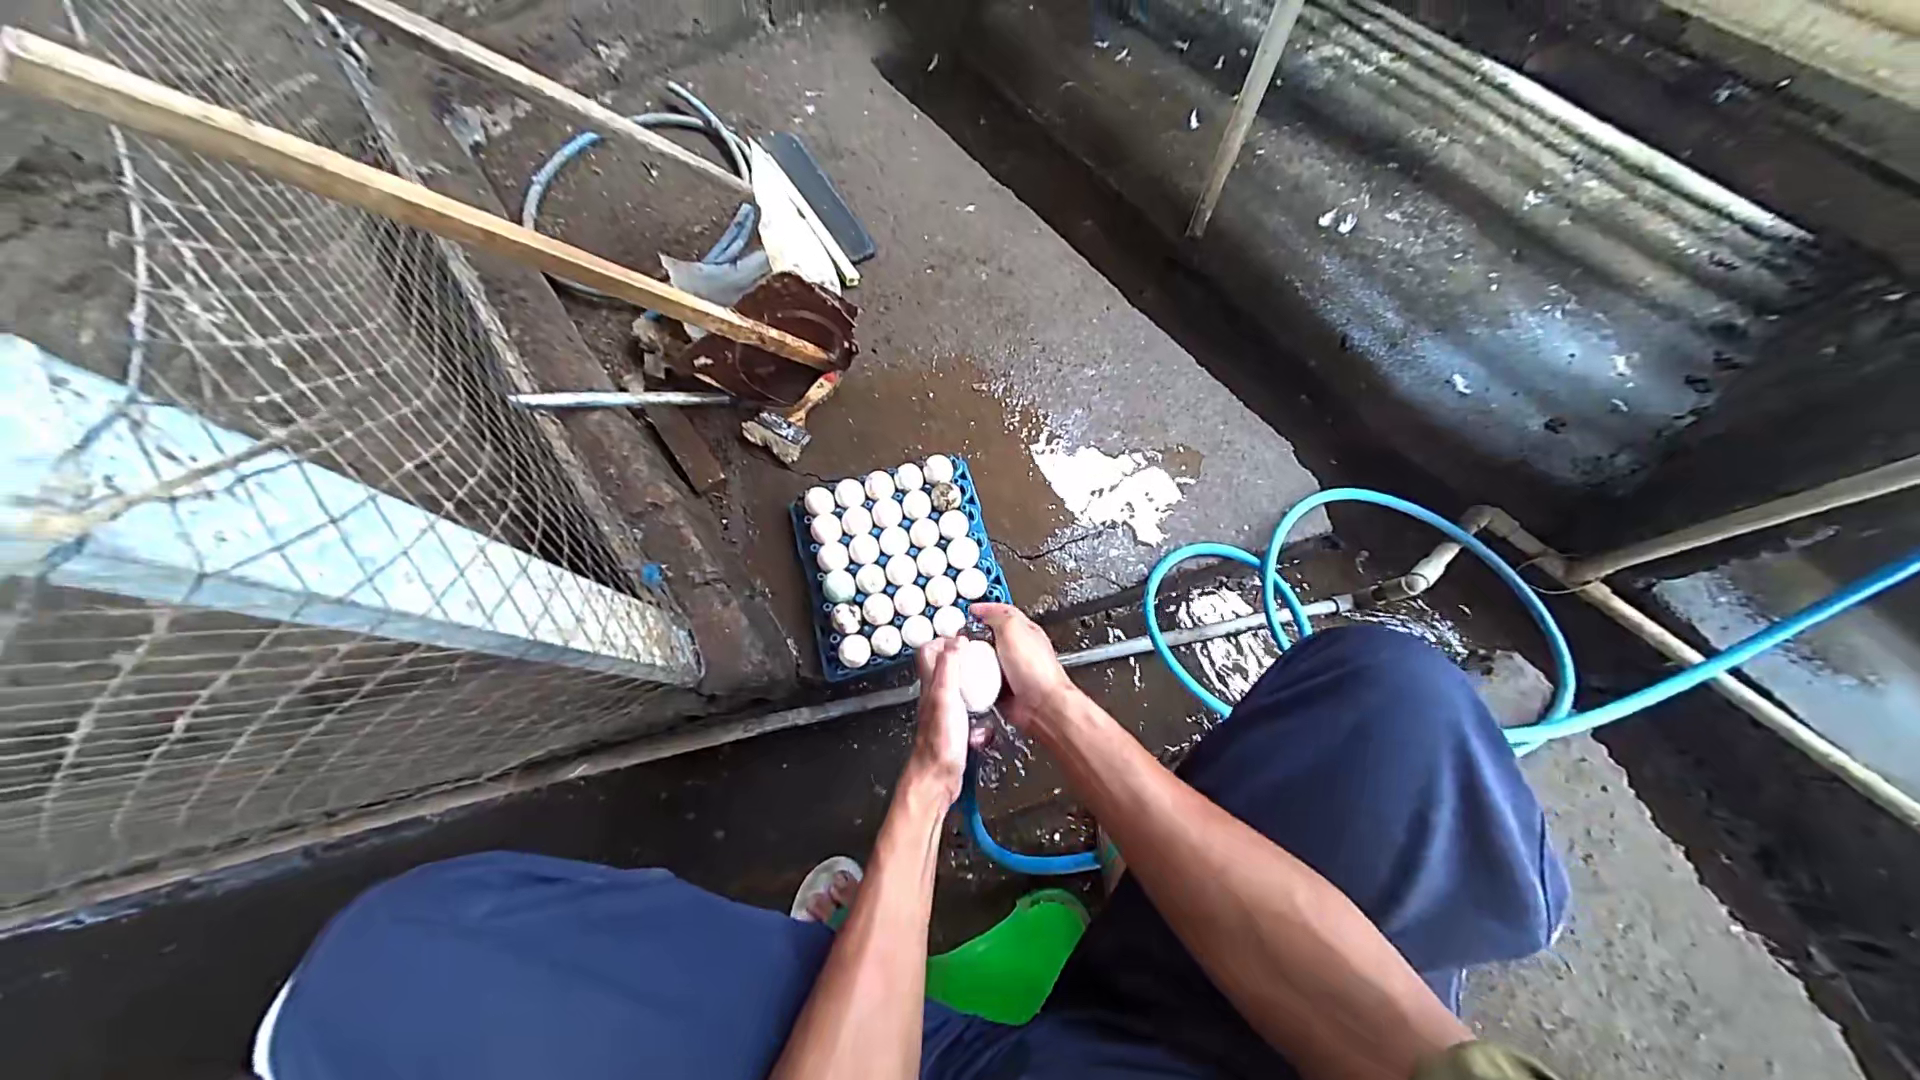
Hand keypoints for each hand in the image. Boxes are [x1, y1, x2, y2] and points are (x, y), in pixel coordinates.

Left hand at [904, 637, 969, 802]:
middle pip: (943, 668)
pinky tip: (985, 713)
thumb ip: (949, 667)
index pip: (927, 651)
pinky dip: (976, 708)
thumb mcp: (945, 696)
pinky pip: (965, 710)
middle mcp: (934, 696)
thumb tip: (957, 641)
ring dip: (971, 683)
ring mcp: (943, 712)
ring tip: (986, 680)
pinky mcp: (953, 728)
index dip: (942, 640)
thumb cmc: (938, 743)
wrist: (936, 779)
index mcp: (931, 684)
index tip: (963, 638)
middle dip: (961, 659)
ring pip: (955, 688)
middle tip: (978, 656)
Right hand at [966, 603, 1079, 734]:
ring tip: (962, 657)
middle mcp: (1019, 650)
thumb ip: (997, 616)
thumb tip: (984, 611)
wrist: (1041, 706)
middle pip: (991, 637)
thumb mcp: (1012, 629)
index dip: (986, 609)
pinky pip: (982, 682)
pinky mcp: (1003, 690)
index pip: (1004, 613)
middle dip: (974, 636)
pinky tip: (969, 680)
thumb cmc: (1036, 670)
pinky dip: (974, 681)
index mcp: (1025, 631)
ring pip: (984, 661)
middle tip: (960, 635)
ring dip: (973, 660)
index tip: (970, 610)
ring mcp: (1011, 671)